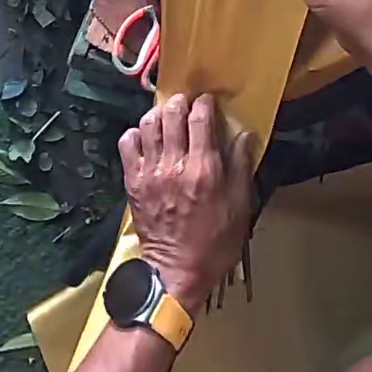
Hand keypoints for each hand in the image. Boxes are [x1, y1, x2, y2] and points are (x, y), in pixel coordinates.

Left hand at [118, 94, 252, 311]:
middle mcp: (174, 165)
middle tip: (186, 103)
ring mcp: (150, 172)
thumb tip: (243, 135)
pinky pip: (127, 144)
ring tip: (166, 117)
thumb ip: (241, 166)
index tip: (208, 102)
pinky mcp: (133, 181)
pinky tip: (146, 138)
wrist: (177, 270)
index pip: (200, 119)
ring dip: (158, 114)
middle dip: (179, 102)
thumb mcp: (240, 206)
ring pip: (147, 124)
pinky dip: (136, 133)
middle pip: (171, 114)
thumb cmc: (214, 242)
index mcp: (203, 169)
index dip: (204, 104)